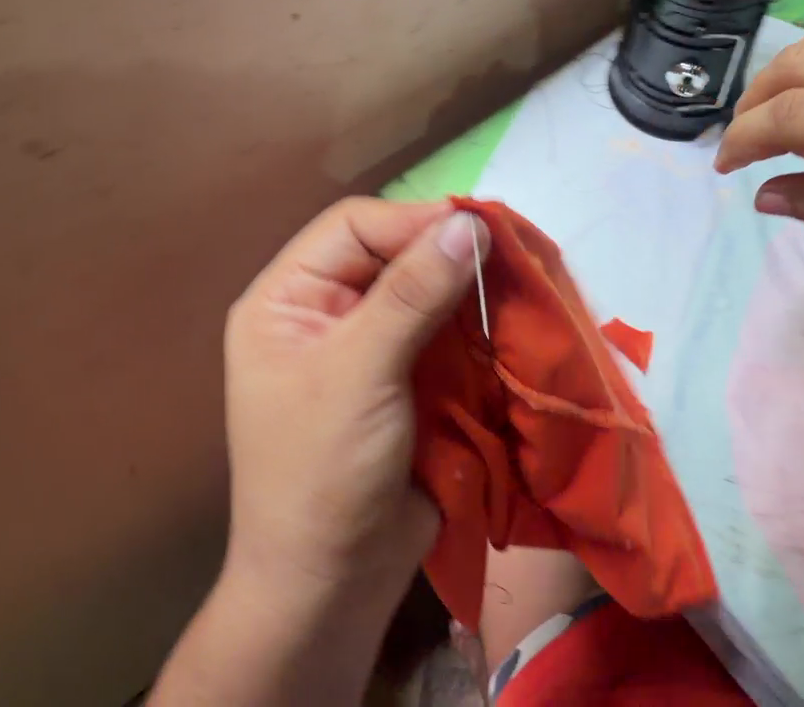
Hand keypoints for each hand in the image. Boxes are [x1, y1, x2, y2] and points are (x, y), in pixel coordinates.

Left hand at [222, 198, 486, 600]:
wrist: (335, 584)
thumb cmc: (322, 472)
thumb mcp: (359, 373)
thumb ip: (413, 294)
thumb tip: (470, 222)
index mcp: (287, 300)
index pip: (353, 228)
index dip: (412, 220)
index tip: (478, 229)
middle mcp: (326, 313)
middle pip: (393, 253)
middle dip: (446, 251)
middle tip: (508, 250)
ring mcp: (371, 347)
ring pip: (428, 291)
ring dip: (469, 287)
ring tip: (516, 280)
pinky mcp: (410, 378)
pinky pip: (448, 331)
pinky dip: (477, 323)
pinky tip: (508, 319)